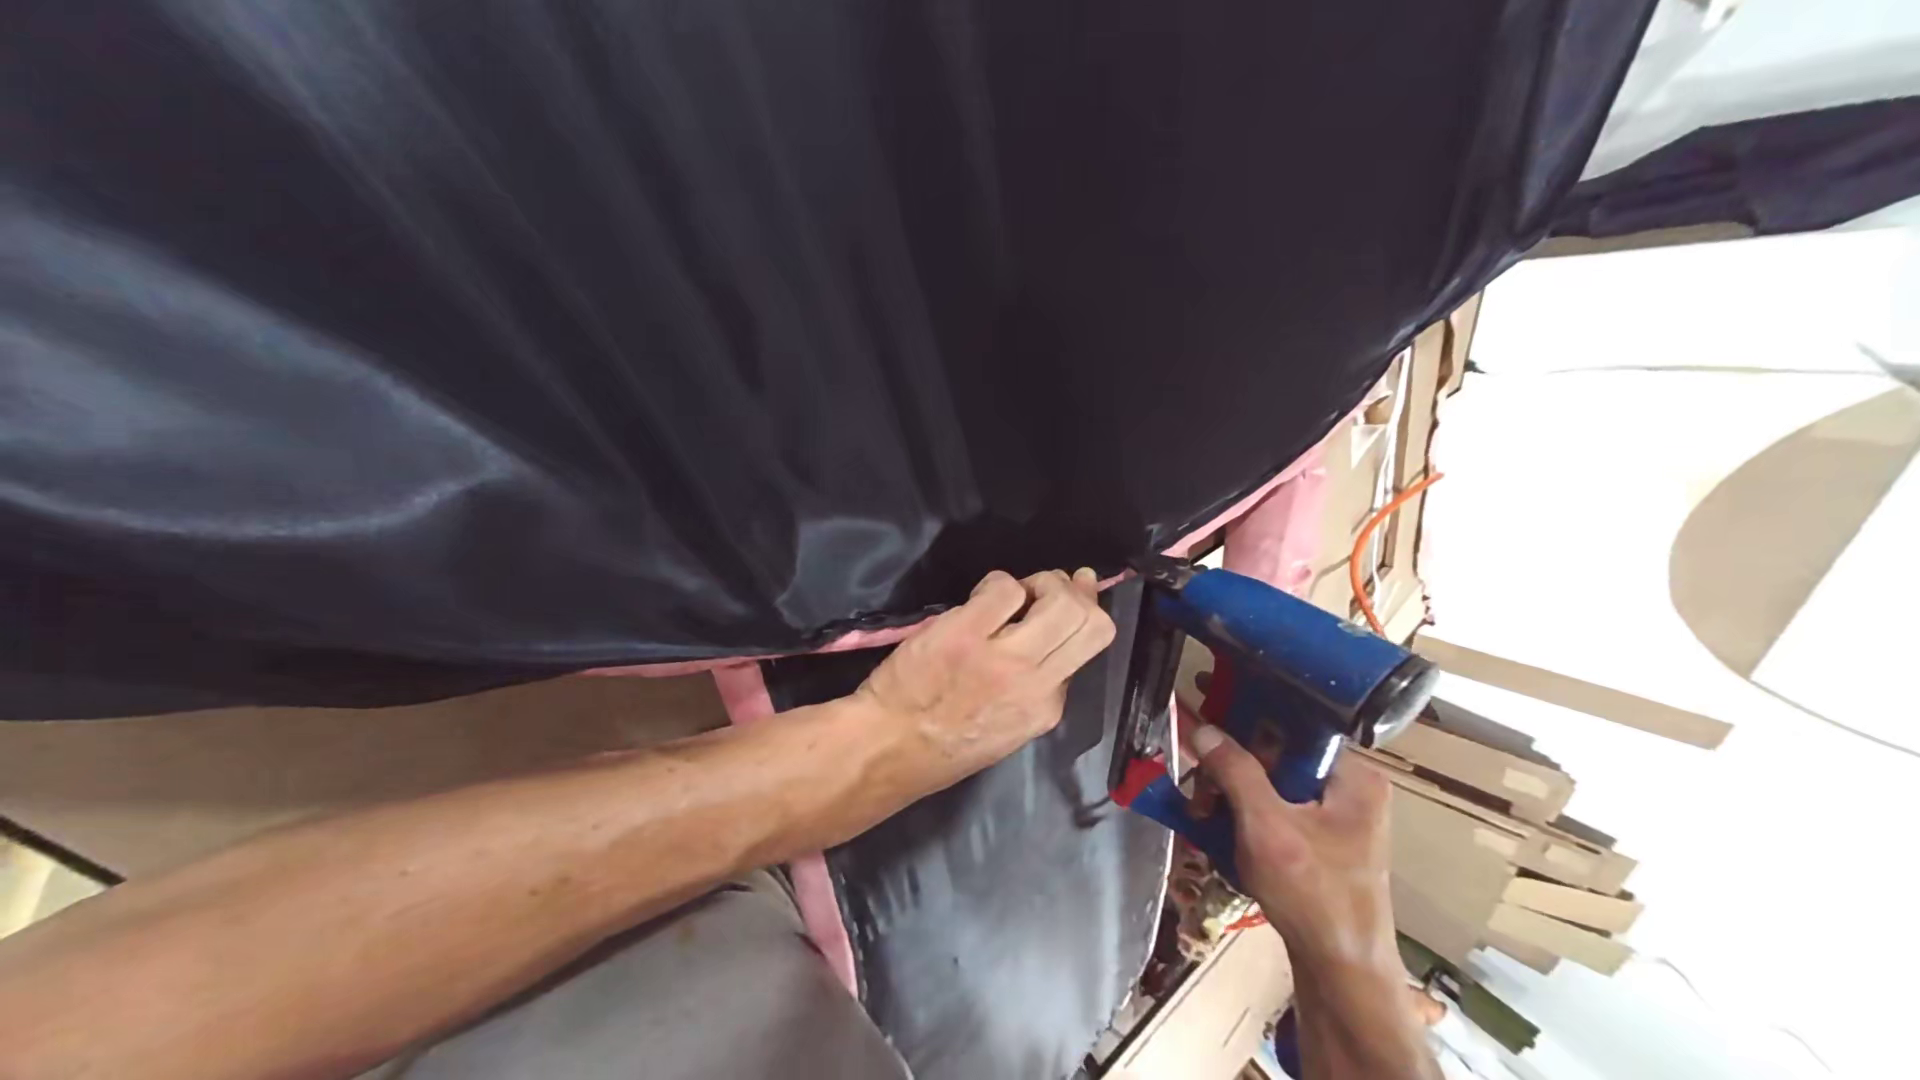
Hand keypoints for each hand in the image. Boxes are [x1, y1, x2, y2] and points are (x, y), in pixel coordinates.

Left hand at [854, 568, 1114, 799]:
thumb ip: (1036, 686)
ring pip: (1062, 602)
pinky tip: (980, 595)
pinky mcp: (965, 634)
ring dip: (1043, 582)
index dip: (1081, 613)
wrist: (889, 747)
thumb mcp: (1008, 727)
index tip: (1071, 594)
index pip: (1090, 647)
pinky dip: (998, 582)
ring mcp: (1003, 659)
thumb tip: (1050, 637)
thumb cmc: (942, 740)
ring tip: (1017, 591)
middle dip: (1075, 593)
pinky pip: (1005, 588)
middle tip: (1045, 589)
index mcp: (1046, 708)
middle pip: (1094, 622)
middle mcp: (1036, 684)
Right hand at [1188, 726, 1398, 971]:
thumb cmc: (1314, 895)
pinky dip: (1242, 810)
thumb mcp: (1267, 828)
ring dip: (1231, 789)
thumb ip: (1235, 772)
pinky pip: (1272, 806)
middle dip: (1231, 761)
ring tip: (1200, 808)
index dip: (1249, 704)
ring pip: (1270, 780)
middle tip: (1197, 772)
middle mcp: (1348, 787)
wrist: (1340, 972)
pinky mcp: (1318, 838)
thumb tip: (1203, 728)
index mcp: (1352, 776)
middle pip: (1276, 751)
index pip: (1295, 720)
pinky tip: (1216, 823)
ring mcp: (1334, 814)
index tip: (1208, 690)